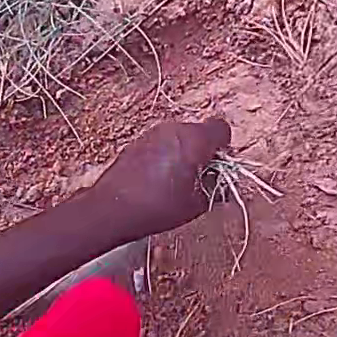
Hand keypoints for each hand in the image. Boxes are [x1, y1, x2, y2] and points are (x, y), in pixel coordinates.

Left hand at [84, 119, 231, 238]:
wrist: (112, 208)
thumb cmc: (158, 207)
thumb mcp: (197, 204)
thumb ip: (216, 187)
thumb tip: (223, 182)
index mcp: (195, 139)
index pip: (221, 128)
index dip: (224, 147)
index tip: (218, 166)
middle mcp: (174, 129)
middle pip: (199, 132)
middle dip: (203, 151)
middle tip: (199, 178)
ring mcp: (152, 133)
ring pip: (178, 137)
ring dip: (183, 154)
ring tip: (176, 182)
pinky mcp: (136, 142)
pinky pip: (160, 143)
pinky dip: (164, 156)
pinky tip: (157, 180)